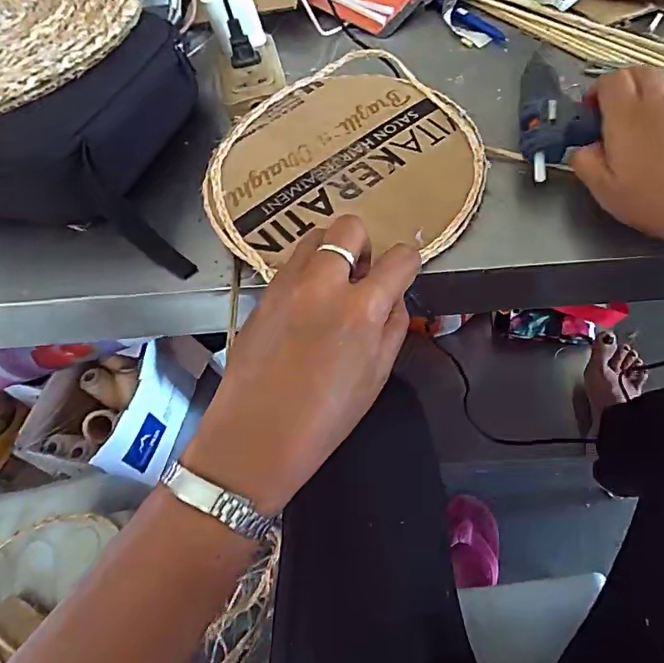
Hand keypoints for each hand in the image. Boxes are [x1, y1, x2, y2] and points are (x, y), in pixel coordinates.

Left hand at [178, 216, 420, 515]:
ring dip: (331, 250)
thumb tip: (394, 297)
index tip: (404, 271)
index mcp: (361, 309)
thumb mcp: (376, 376)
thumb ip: (394, 326)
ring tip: (333, 283)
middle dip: (364, 244)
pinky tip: (306, 302)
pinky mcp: (262, 295)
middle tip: (363, 274)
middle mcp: (323, 285)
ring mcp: (286, 286)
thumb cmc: (324, 418)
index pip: (399, 258)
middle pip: (349, 227)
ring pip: (313, 235)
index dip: (408, 261)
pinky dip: (305, 270)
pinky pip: (290, 263)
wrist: (255, 435)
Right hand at [568, 67, 663, 263]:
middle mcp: (658, 100)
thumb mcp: (607, 192)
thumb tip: (581, 150)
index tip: (591, 114)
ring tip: (642, 125)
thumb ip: (586, 165)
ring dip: (648, 95)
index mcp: (626, 114)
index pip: (607, 80)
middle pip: (637, 71)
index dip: (596, 93)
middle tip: (613, 114)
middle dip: (621, 86)